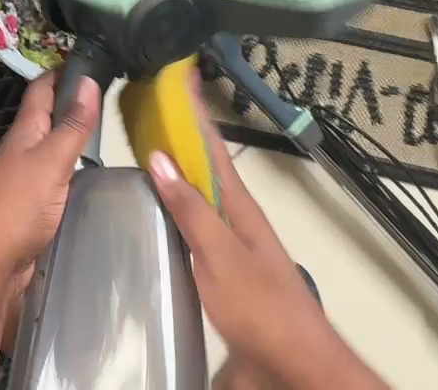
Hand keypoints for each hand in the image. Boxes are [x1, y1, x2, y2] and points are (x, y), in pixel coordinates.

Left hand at [0, 70, 100, 276]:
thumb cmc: (19, 204)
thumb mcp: (52, 160)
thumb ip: (73, 125)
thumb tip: (90, 80)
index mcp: (25, 129)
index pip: (43, 87)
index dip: (63, 71)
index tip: (92, 58)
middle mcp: (23, 146)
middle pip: (47, 113)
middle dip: (72, 100)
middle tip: (110, 93)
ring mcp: (25, 174)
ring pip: (51, 143)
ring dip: (73, 133)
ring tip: (107, 130)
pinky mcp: (32, 201)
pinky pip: (55, 171)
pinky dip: (72, 163)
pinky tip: (92, 173)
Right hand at [145, 71, 384, 389]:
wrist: (295, 367)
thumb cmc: (261, 306)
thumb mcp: (221, 254)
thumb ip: (190, 208)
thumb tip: (159, 155)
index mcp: (238, 205)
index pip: (211, 145)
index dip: (195, 111)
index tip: (180, 76)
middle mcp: (234, 217)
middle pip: (202, 167)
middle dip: (177, 136)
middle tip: (145, 110)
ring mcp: (229, 244)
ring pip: (196, 196)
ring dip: (173, 171)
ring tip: (142, 153)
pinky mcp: (221, 271)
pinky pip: (191, 225)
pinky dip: (172, 208)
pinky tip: (154, 217)